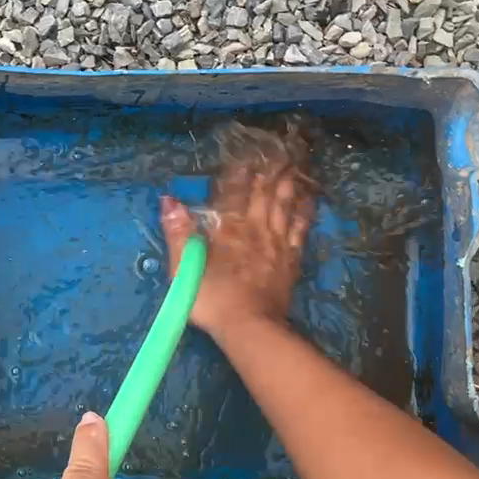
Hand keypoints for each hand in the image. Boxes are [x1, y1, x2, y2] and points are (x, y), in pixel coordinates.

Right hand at [160, 128, 313, 338]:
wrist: (248, 325)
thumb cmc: (210, 298)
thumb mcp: (184, 266)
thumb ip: (178, 232)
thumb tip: (169, 199)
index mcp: (228, 229)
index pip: (232, 193)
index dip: (237, 172)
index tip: (244, 153)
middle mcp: (254, 229)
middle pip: (263, 194)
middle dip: (268, 172)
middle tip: (277, 152)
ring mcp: (276, 244)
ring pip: (284, 206)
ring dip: (288, 185)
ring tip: (294, 167)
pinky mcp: (290, 261)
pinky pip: (301, 230)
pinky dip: (305, 213)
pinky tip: (309, 202)